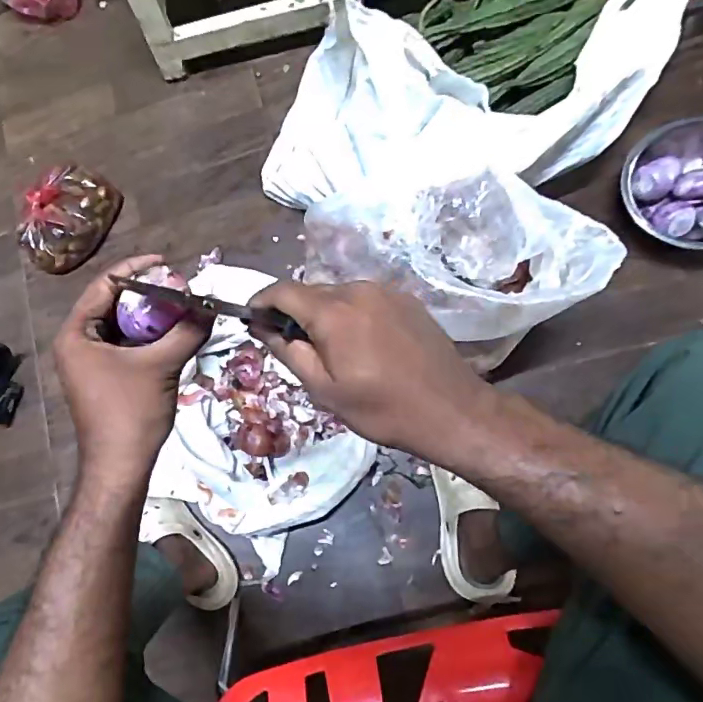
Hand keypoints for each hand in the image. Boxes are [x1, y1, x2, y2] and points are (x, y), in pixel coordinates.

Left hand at [54, 255, 212, 481]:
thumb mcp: (161, 366)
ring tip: (182, 307)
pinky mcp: (102, 377)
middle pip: (112, 303)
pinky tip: (173, 334)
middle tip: (180, 287)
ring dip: (150, 316)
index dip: (136, 269)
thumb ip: (186, 331)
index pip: (104, 285)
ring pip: (121, 326)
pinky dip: (147, 338)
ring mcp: (88, 362)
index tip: (167, 263)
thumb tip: (210, 305)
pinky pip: (125, 345)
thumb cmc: (131, 413)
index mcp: (76, 334)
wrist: (120, 466)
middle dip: (147, 294)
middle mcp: (76, 343)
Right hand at [248, 280, 495, 459]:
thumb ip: (288, 352)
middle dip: (292, 312)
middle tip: (289, 344)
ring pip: (338, 294)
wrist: (451, 411)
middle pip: (311, 291)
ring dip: (323, 314)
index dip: (261, 301)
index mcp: (333, 312)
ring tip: (328, 350)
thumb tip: (261, 327)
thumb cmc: (381, 409)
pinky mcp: (407, 300)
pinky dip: (349, 315)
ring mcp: (386, 292)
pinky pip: (364, 300)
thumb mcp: (324, 390)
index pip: (283, 291)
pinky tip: (359, 345)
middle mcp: (358, 290)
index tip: (251, 318)